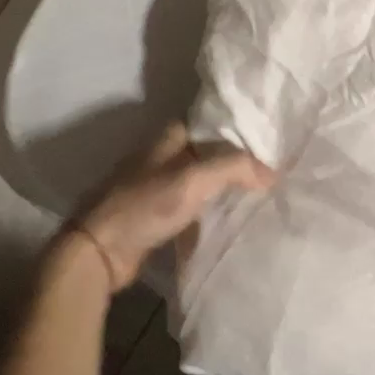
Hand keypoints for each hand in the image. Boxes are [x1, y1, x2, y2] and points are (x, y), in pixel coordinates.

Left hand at [67, 122, 274, 292]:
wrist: (99, 252)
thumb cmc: (144, 205)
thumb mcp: (194, 180)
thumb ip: (236, 168)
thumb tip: (273, 173)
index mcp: (170, 136)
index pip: (215, 122)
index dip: (242, 128)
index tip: (273, 137)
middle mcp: (166, 155)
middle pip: (212, 151)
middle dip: (239, 158)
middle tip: (275, 166)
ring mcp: (161, 185)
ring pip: (205, 178)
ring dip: (228, 184)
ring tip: (264, 190)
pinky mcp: (160, 214)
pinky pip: (197, 204)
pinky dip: (215, 207)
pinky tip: (236, 214)